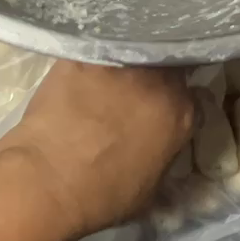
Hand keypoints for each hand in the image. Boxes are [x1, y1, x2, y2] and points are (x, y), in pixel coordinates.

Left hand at [0, 62, 192, 239]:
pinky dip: (94, 52)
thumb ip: (165, 153)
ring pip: (132, 47)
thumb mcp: (151, 187)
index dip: (178, 96)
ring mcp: (119, 61)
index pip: (192, 92)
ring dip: (127, 58)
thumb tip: (161, 141)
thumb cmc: (102, 195)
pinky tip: (86, 63)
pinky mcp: (82, 54)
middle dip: (157, 71)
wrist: (48, 180)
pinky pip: (95, 45)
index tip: (164, 103)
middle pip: (165, 62)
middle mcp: (156, 78)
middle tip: (139, 85)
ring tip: (112, 72)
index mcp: (179, 112)